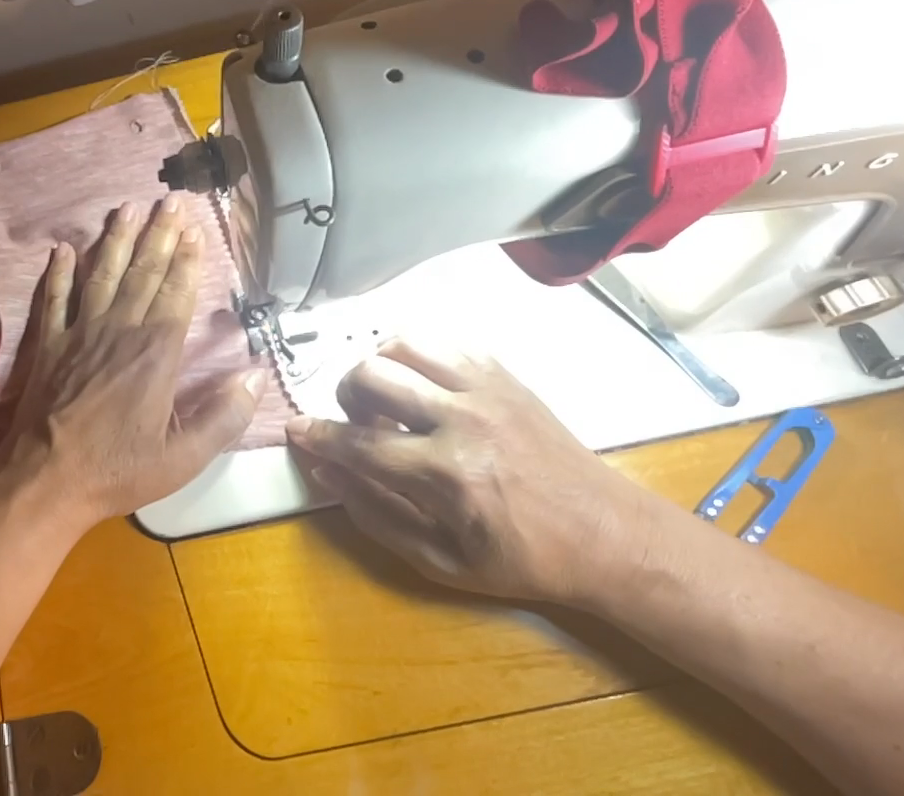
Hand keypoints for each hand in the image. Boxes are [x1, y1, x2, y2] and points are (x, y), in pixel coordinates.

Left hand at [0, 195, 262, 533]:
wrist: (44, 480)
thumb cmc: (117, 471)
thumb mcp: (183, 458)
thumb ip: (224, 416)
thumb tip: (258, 376)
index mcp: (156, 353)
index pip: (177, 293)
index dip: (188, 260)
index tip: (196, 229)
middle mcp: (119, 331)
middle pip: (143, 273)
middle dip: (160, 234)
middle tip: (170, 199)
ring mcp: (79, 334)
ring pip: (101, 275)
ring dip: (116, 240)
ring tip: (128, 207)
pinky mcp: (47, 344)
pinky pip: (54, 299)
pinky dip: (59, 273)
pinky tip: (63, 250)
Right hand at [287, 340, 674, 604]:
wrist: (607, 533)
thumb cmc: (522, 558)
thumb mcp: (441, 561)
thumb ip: (374, 513)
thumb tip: (324, 470)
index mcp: (447, 476)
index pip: (357, 443)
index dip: (317, 435)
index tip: (296, 430)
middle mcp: (462, 420)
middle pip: (372, 376)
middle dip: (346, 397)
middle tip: (359, 423)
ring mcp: (486, 390)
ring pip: (403, 345)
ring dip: (380, 367)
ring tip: (388, 398)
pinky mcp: (504, 375)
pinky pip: (441, 342)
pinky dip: (416, 357)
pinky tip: (421, 386)